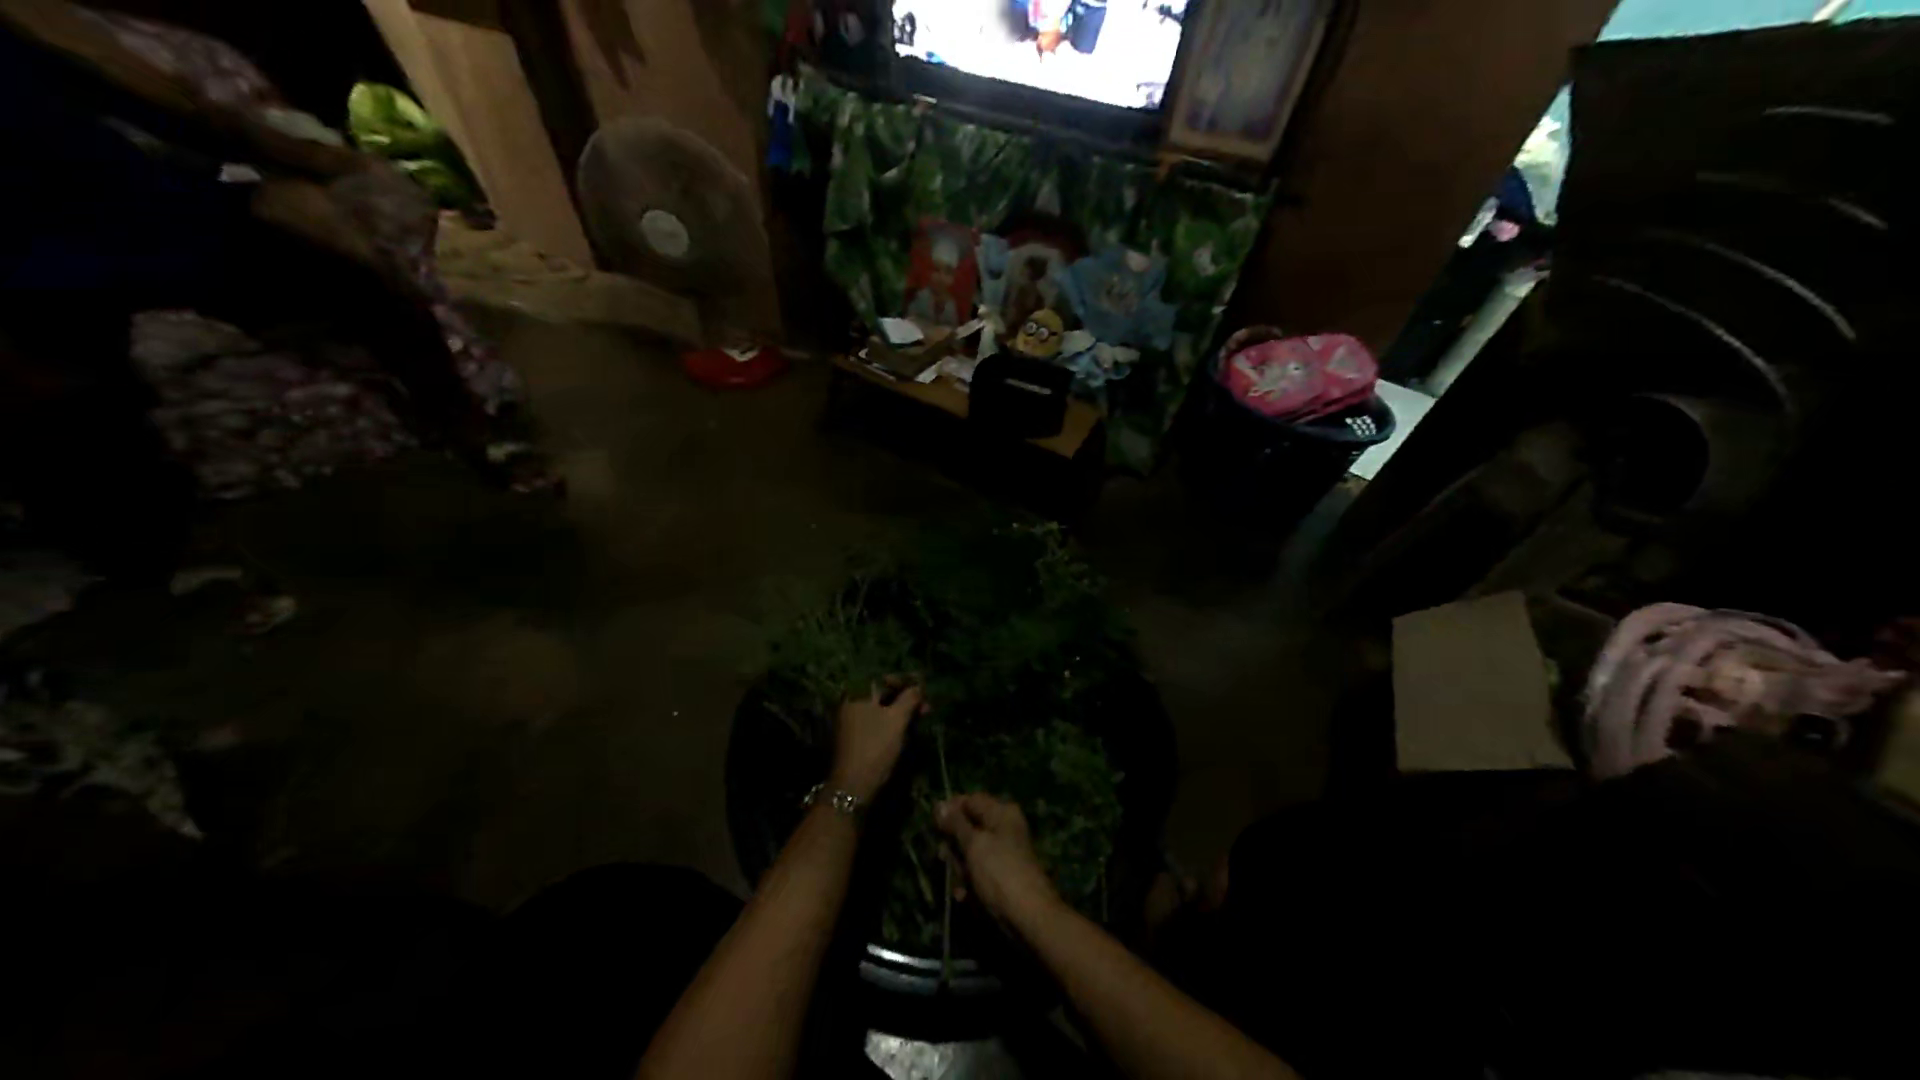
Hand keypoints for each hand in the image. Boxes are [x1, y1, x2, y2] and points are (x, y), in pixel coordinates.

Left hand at [829, 679, 925, 800]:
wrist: (853, 784)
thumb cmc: (876, 745)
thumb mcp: (897, 719)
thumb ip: (909, 698)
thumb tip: (918, 685)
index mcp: (856, 693)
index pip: (883, 678)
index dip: (906, 680)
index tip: (924, 686)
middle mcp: (850, 702)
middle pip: (882, 693)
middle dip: (906, 697)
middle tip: (926, 706)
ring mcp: (850, 720)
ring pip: (880, 708)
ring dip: (900, 710)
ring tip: (921, 717)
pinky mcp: (854, 736)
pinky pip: (874, 721)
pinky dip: (890, 721)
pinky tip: (906, 727)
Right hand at [935, 793, 1061, 926]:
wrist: (1029, 917)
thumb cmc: (999, 873)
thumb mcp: (974, 844)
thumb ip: (956, 824)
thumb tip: (940, 804)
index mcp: (1002, 813)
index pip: (971, 800)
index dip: (951, 809)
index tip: (933, 824)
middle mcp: (1004, 828)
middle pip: (969, 827)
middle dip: (953, 844)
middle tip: (944, 857)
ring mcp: (1004, 853)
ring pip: (971, 852)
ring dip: (959, 867)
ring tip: (958, 882)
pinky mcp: (1002, 876)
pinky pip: (979, 871)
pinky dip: (970, 882)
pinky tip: (963, 895)